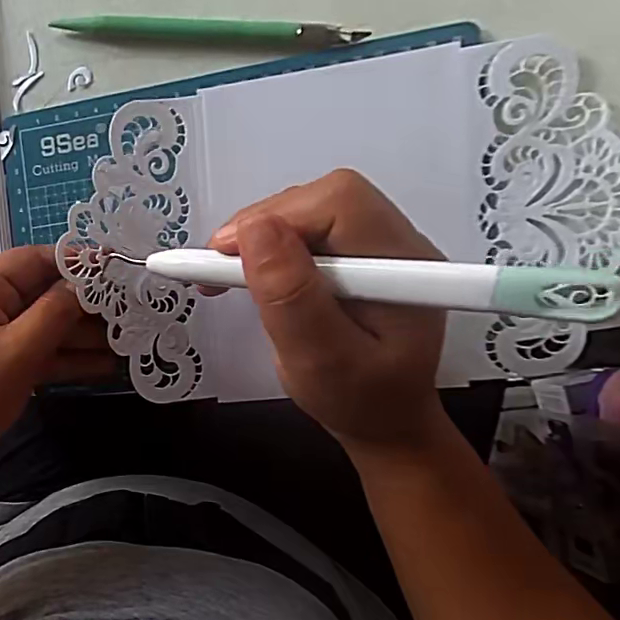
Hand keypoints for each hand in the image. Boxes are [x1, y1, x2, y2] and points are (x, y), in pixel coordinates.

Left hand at [0, 246, 113, 475]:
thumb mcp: (14, 352)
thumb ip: (53, 314)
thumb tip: (83, 286)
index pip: (33, 260)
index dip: (77, 262)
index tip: (120, 268)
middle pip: (43, 294)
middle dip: (87, 304)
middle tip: (135, 310)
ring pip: (44, 327)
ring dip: (82, 335)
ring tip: (130, 340)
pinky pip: (37, 354)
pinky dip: (66, 359)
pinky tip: (104, 365)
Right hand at [210, 170, 446, 449]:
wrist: (382, 419)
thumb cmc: (358, 399)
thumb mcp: (319, 360)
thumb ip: (290, 297)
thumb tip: (254, 230)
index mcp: (402, 268)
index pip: (338, 204)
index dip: (275, 218)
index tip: (224, 255)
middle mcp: (394, 245)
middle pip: (318, 199)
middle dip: (258, 227)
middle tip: (218, 269)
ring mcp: (374, 247)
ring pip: (305, 210)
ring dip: (257, 237)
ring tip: (227, 276)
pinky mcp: (351, 255)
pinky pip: (303, 228)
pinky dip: (264, 246)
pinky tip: (247, 273)